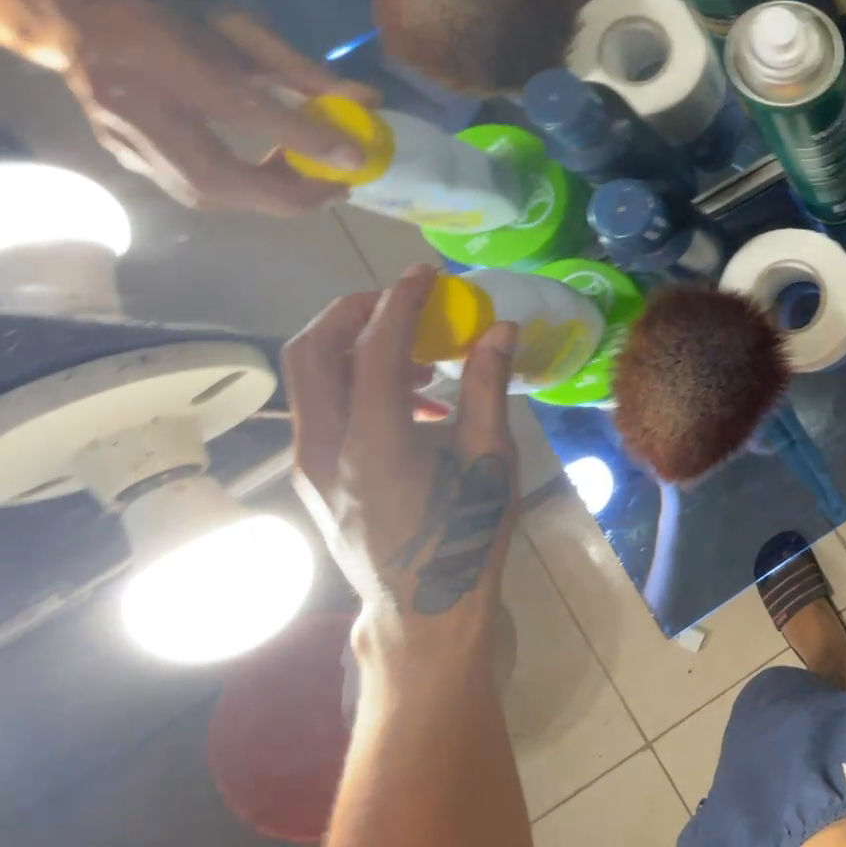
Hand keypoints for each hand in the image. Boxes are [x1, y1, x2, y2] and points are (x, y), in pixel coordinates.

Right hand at [30, 0, 380, 214]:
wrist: (73, 10)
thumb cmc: (167, 9)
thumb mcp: (235, 22)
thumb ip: (300, 68)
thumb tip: (368, 100)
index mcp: (156, 56)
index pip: (240, 111)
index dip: (304, 138)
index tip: (354, 157)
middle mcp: (129, 104)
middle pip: (215, 177)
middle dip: (288, 196)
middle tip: (340, 189)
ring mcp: (118, 135)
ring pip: (202, 193)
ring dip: (271, 198)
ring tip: (317, 181)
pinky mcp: (120, 153)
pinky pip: (190, 187)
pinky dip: (245, 192)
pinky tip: (278, 175)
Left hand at [283, 265, 520, 659]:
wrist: (423, 605)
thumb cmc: (467, 533)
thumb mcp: (491, 459)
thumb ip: (487, 388)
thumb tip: (501, 328)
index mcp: (375, 440)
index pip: (377, 348)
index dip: (402, 302)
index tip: (427, 273)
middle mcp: (325, 445)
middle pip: (312, 351)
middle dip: (354, 311)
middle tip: (403, 298)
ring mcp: (311, 464)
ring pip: (310, 379)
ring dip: (356, 347)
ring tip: (422, 355)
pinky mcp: (315, 477)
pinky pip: (322, 409)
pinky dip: (357, 383)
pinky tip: (414, 404)